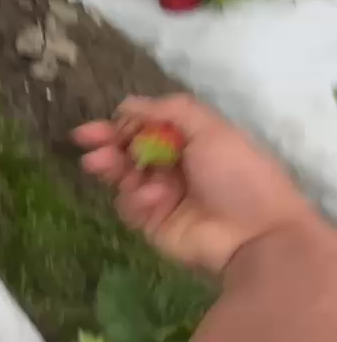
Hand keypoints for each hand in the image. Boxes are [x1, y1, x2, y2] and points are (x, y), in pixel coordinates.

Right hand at [74, 95, 321, 274]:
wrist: (258, 237)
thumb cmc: (240, 179)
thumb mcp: (215, 133)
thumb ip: (172, 111)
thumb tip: (127, 104)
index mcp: (192, 147)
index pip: (145, 130)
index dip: (122, 124)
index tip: (104, 124)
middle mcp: (174, 168)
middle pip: (126, 150)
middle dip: (104, 142)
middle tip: (84, 139)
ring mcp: (160, 195)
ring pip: (120, 174)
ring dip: (108, 165)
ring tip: (97, 164)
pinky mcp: (150, 219)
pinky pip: (128, 203)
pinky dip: (136, 198)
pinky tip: (154, 198)